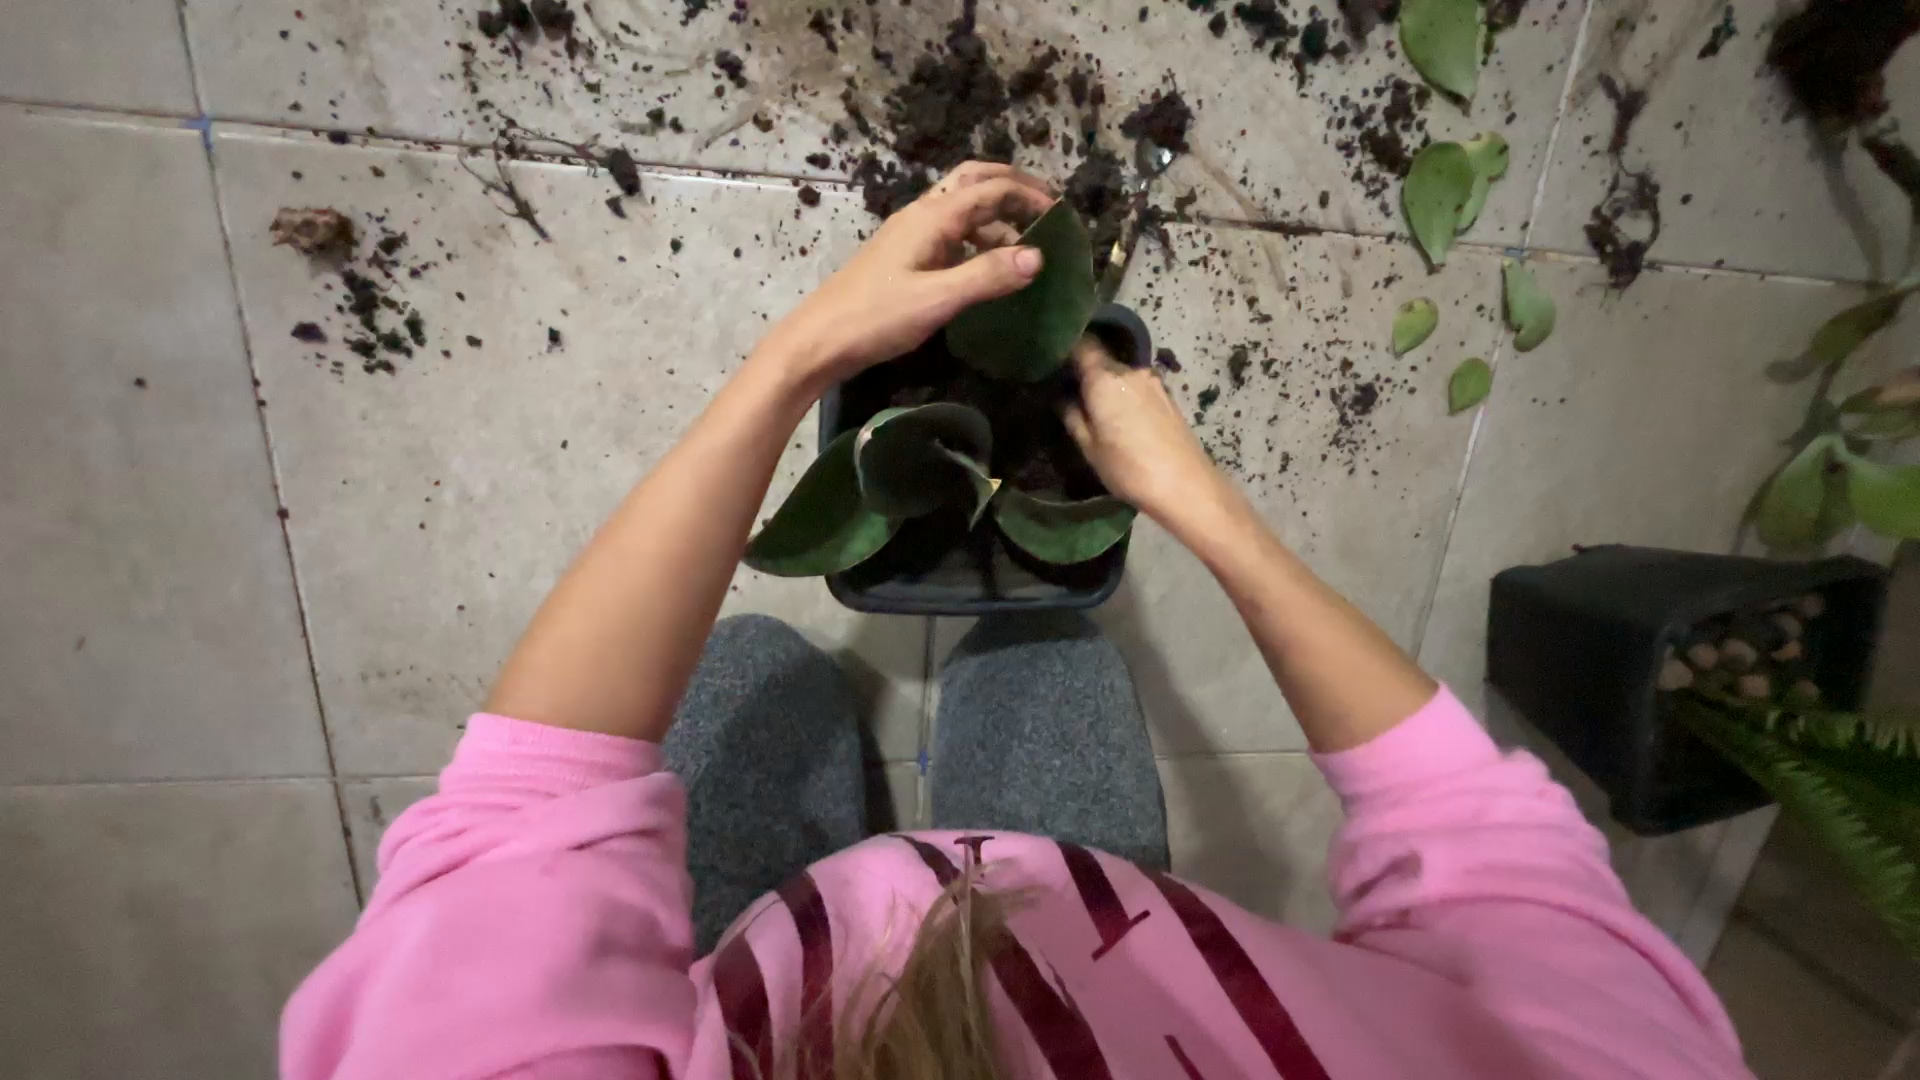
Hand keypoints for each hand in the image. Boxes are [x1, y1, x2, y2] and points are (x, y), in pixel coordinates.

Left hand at [761, 162, 1055, 386]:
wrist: (820, 340)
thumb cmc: (876, 317)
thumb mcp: (936, 299)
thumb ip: (986, 277)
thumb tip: (1037, 257)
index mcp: (932, 217)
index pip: (991, 188)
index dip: (1030, 196)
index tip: (1063, 215)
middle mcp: (922, 217)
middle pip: (973, 184)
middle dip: (1012, 190)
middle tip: (1047, 210)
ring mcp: (911, 239)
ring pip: (962, 215)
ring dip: (996, 222)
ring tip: (1026, 250)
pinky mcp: (905, 261)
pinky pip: (949, 240)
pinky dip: (976, 246)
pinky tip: (988, 272)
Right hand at [1060, 336, 1229, 523]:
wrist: (1185, 485)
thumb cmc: (1128, 469)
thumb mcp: (1089, 448)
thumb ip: (1072, 417)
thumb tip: (1062, 398)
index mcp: (1104, 379)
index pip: (1082, 345)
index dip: (1066, 349)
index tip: (1053, 364)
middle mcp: (1130, 371)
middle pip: (1103, 360)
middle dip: (1086, 373)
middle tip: (1072, 394)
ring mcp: (1153, 381)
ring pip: (1121, 375)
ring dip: (1108, 386)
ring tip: (1098, 410)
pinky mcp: (1168, 396)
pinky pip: (1137, 387)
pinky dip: (1126, 395)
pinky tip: (1124, 418)